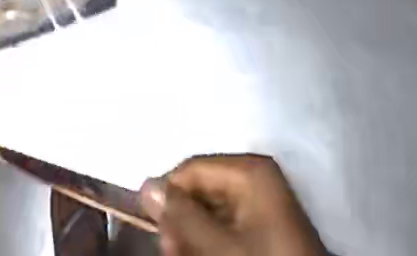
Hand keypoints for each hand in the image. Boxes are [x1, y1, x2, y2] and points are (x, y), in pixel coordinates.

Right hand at [140, 155, 326, 255]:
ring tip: (184, 254)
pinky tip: (204, 252)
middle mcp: (258, 177)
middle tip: (172, 251)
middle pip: (202, 189)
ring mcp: (267, 203)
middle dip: (183, 220)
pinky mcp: (271, 228)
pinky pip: (230, 224)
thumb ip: (183, 216)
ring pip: (213, 210)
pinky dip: (213, 241)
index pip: (191, 169)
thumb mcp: (223, 247)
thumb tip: (145, 187)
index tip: (158, 234)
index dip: (169, 198)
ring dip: (195, 233)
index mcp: (251, 171)